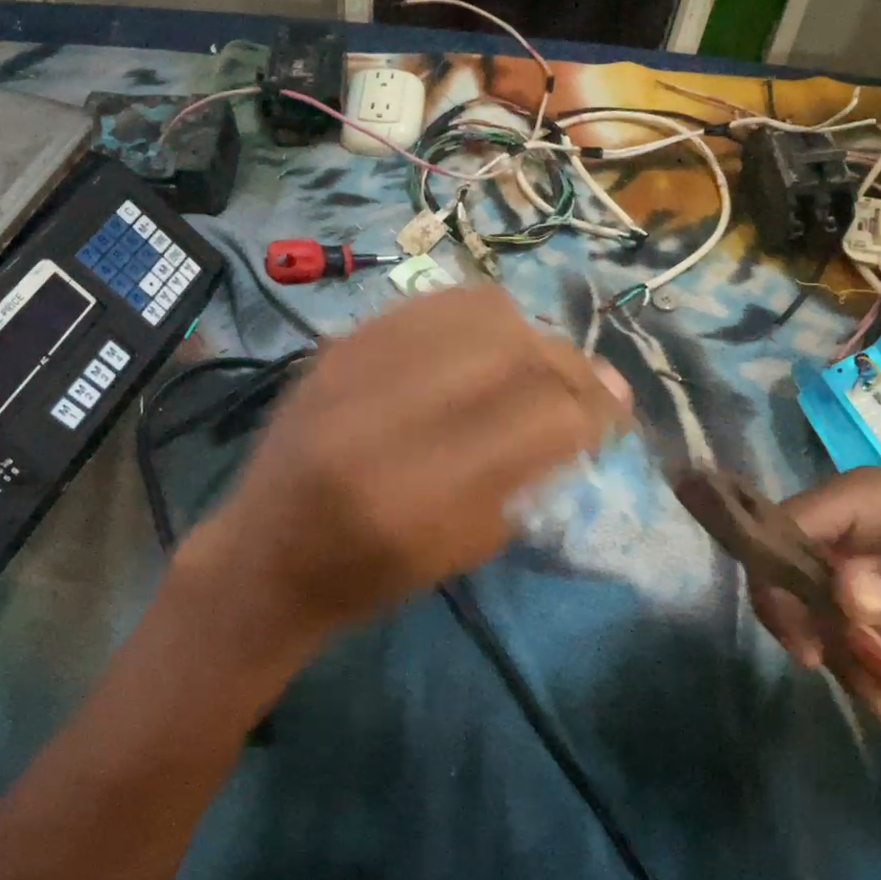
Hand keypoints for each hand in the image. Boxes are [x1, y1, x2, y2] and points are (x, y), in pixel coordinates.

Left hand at [179, 286, 631, 640]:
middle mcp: (387, 418)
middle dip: (572, 365)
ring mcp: (356, 369)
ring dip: (529, 333)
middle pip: (516, 352)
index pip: (542, 420)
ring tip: (540, 362)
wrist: (264, 555)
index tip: (616, 415)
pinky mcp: (338, 344)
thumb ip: (526, 478)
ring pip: (479, 310)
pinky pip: (431, 303)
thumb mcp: (460, 550)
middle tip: (588, 385)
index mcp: (421, 495)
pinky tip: (488, 345)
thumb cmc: (367, 576)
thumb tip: (587, 411)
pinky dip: (477, 319)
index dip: (596, 410)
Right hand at [757, 467, 880, 731]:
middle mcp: (842, 523)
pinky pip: (832, 635)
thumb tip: (844, 588)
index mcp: (863, 498)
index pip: (784, 527)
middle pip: (789, 578)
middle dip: (824, 641)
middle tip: (873, 690)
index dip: (779, 583)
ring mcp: (845, 561)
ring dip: (849, 667)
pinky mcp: (853, 597)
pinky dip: (860, 672)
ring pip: (809, 616)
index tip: (807, 649)